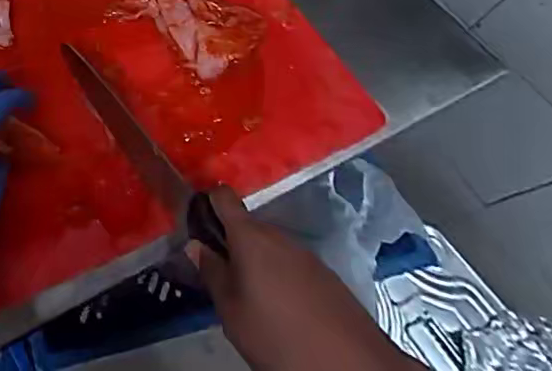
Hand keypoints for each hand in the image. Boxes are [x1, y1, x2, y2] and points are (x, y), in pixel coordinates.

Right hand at [187, 186, 419, 370]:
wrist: (356, 368)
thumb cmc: (280, 338)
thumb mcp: (233, 313)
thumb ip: (212, 273)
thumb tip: (194, 244)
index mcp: (250, 236)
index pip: (223, 196)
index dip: (207, 202)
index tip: (196, 223)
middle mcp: (278, 235)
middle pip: (246, 225)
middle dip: (232, 243)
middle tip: (222, 275)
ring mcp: (306, 254)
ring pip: (270, 247)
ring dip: (257, 262)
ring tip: (253, 297)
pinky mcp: (327, 276)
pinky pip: (292, 264)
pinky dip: (281, 277)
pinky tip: (284, 310)